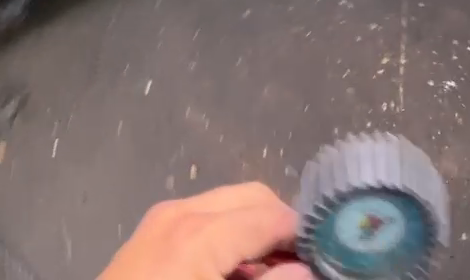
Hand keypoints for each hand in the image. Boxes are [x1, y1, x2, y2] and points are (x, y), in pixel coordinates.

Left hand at [95, 182, 313, 279]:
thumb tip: (305, 270)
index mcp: (202, 234)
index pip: (272, 215)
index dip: (302, 235)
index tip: (322, 257)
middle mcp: (183, 213)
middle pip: (253, 197)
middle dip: (279, 226)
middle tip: (298, 264)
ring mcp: (161, 220)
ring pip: (229, 204)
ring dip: (254, 230)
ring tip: (267, 273)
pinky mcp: (148, 235)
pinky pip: (203, 218)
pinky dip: (227, 235)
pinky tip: (231, 273)